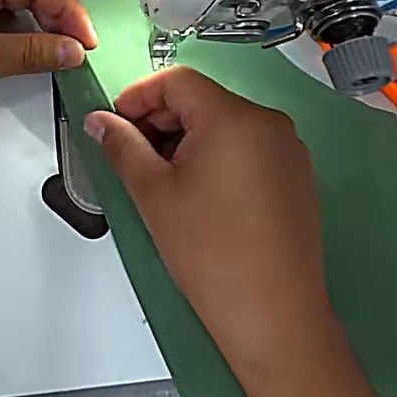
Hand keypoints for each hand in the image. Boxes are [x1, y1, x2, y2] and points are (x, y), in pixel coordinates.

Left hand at [0, 0, 96, 158]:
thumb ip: (33, 52)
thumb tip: (76, 51)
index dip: (68, 10)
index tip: (89, 42)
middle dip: (52, 17)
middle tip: (77, 50)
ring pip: (4, 3)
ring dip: (31, 27)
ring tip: (55, 55)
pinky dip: (7, 35)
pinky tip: (22, 55)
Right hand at [84, 67, 341, 393]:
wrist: (274, 315)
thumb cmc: (213, 254)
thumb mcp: (154, 194)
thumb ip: (122, 146)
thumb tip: (100, 121)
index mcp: (235, 117)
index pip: (177, 80)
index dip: (138, 96)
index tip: (115, 122)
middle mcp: (269, 123)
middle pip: (202, 100)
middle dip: (160, 121)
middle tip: (130, 154)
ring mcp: (288, 150)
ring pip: (224, 125)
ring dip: (185, 140)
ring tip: (161, 179)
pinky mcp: (295, 175)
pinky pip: (247, 147)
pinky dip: (215, 156)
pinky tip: (196, 192)